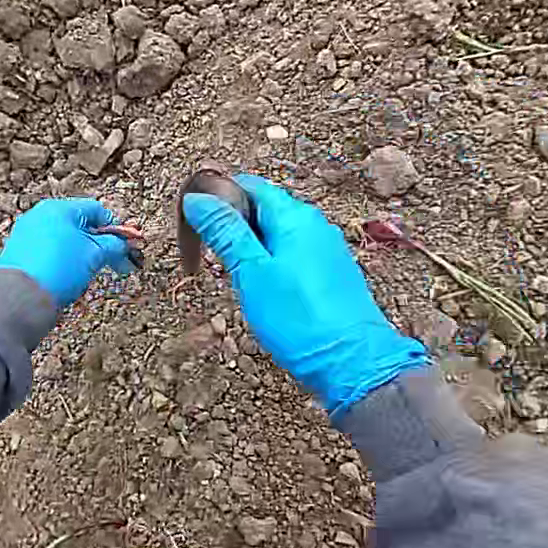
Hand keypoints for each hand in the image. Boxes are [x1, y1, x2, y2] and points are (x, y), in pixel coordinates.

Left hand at [0, 198, 136, 305]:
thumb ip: (113, 245)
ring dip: (83, 255)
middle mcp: (39, 217)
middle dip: (100, 244)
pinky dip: (65, 263)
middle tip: (115, 263)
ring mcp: (27, 236)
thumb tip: (123, 244)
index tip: (126, 246)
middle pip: (80, 225)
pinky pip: (51, 254)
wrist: (22, 299)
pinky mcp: (21, 256)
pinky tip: (70, 279)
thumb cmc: (59, 270)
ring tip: (90, 273)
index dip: (115, 228)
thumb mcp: (95, 255)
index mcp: (58, 209)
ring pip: (66, 241)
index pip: (96, 210)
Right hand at [182, 175, 426, 416]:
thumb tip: (197, 199)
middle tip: (211, 255)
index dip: (219, 197)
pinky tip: (261, 290)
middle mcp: (314, 225)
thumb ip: (224, 232)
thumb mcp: (251, 272)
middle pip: (263, 209)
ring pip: (276, 235)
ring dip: (249, 248)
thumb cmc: (298, 318)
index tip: (197, 221)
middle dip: (233, 226)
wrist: (350, 362)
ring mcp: (324, 249)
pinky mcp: (329, 274)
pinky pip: (291, 255)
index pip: (249, 185)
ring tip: (234, 277)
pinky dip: (269, 264)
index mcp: (295, 217)